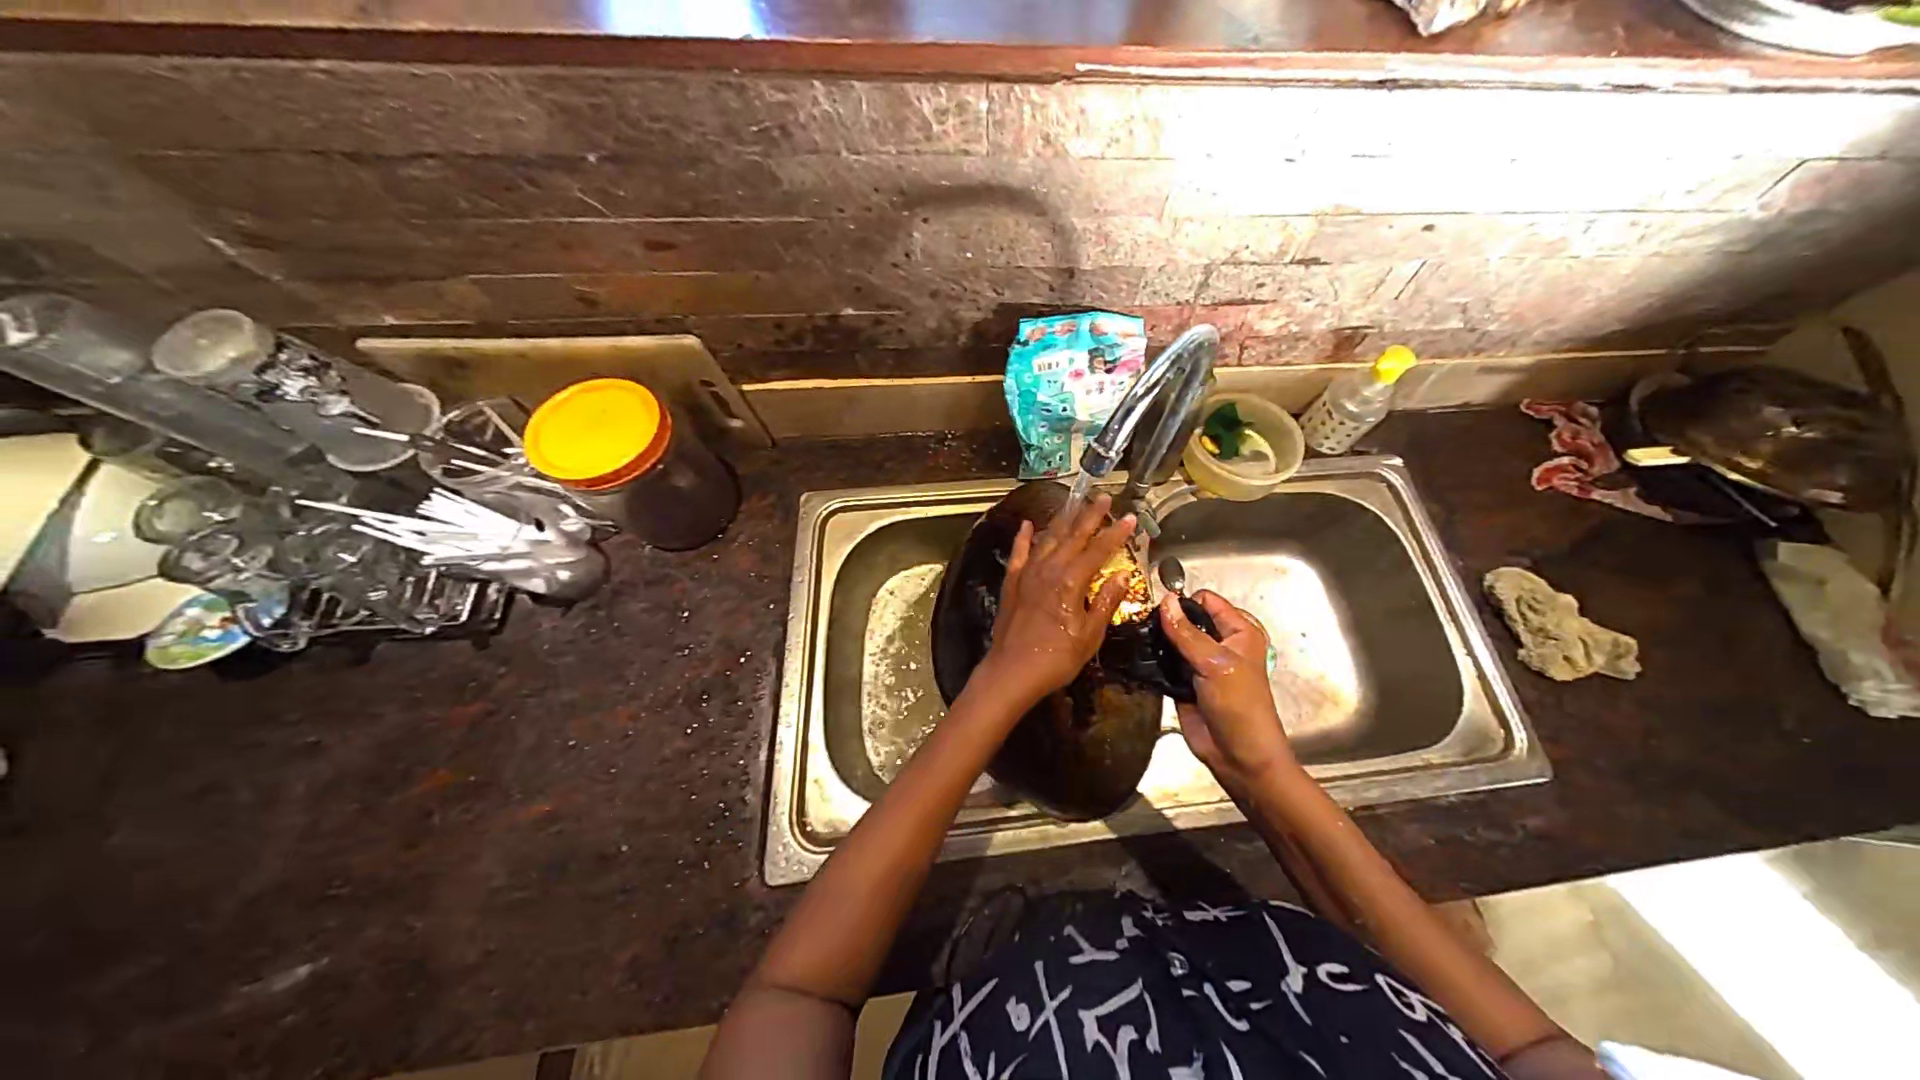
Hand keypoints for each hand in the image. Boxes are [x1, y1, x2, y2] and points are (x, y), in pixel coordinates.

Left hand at [975, 492, 1136, 710]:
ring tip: (1074, 504)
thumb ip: (1106, 602)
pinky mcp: (1012, 583)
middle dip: (1090, 515)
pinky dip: (1024, 537)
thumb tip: (1123, 575)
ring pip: (1048, 539)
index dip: (1115, 534)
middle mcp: (1048, 570)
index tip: (1129, 517)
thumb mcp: (1090, 635)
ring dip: (1063, 521)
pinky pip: (1019, 553)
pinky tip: (1027, 525)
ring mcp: (1027, 574)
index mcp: (1071, 582)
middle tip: (1104, 497)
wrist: (1012, 671)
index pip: (1099, 551)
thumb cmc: (1057, 658)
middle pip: (1073, 536)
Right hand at [1158, 589, 1299, 791]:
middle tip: (1145, 626)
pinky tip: (1139, 660)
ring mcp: (1200, 663)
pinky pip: (1164, 664)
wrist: (1238, 755)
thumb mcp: (1215, 663)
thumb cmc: (1240, 707)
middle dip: (1167, 621)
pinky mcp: (1183, 682)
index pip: (1206, 601)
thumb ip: (1186, 632)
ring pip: (1172, 641)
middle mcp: (1220, 644)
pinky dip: (1153, 662)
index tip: (1161, 611)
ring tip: (1139, 643)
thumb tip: (1166, 601)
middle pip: (1187, 619)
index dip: (1184, 602)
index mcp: (1239, 631)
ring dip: (1158, 642)